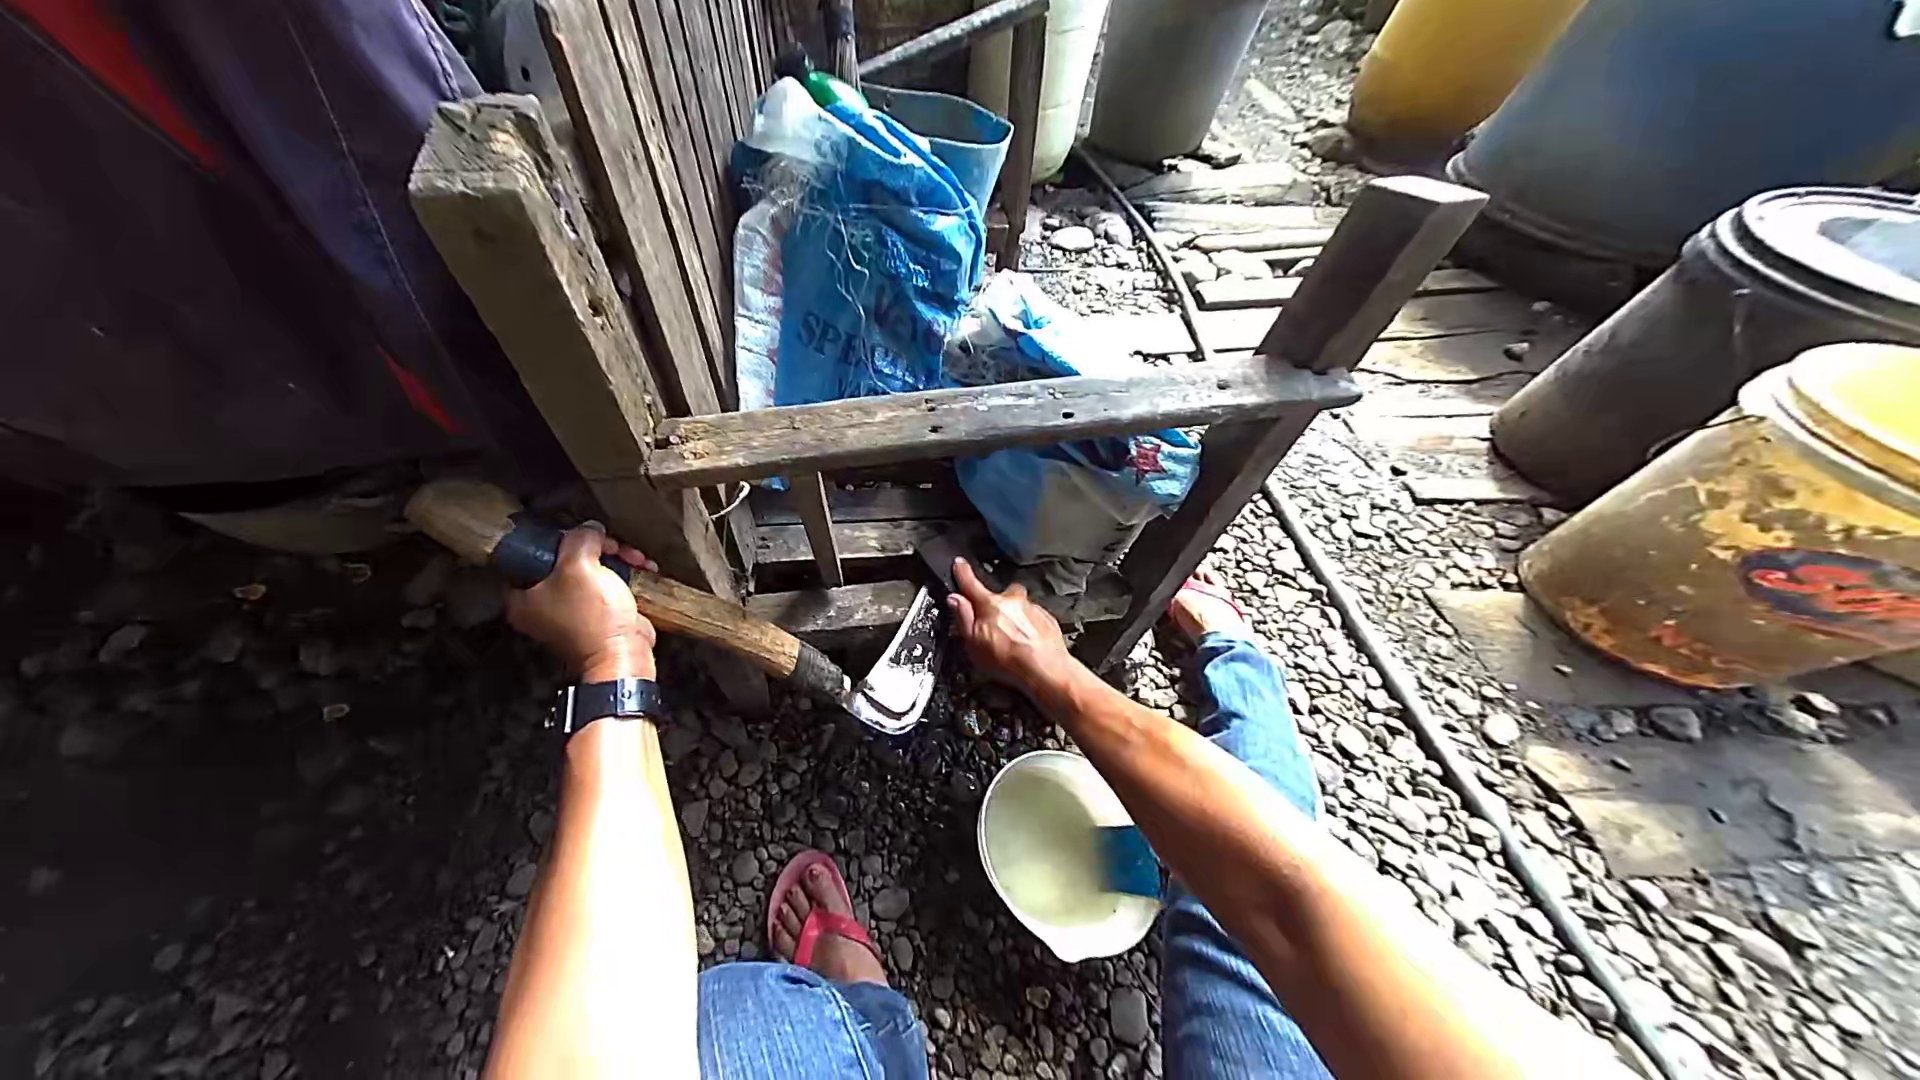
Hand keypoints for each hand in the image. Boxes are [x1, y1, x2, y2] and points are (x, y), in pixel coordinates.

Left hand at [505, 523, 659, 680]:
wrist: (624, 653)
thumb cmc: (594, 618)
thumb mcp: (579, 567)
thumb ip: (580, 539)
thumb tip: (590, 529)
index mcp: (522, 597)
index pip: (533, 553)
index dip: (560, 539)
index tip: (583, 536)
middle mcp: (542, 605)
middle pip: (568, 560)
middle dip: (600, 550)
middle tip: (617, 548)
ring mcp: (572, 612)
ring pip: (593, 571)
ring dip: (618, 560)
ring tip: (637, 560)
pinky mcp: (598, 616)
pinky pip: (608, 586)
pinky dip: (625, 575)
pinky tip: (642, 569)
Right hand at [947, 558, 1074, 693]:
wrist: (1046, 670)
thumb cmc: (1010, 661)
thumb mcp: (973, 643)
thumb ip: (963, 617)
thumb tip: (955, 599)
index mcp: (990, 604)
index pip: (971, 583)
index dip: (963, 572)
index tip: (959, 563)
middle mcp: (1012, 600)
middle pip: (998, 596)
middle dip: (994, 606)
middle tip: (991, 628)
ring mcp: (1032, 608)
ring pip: (1017, 606)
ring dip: (1013, 618)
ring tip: (1010, 642)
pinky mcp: (1046, 618)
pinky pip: (1032, 617)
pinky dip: (1027, 627)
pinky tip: (1025, 644)